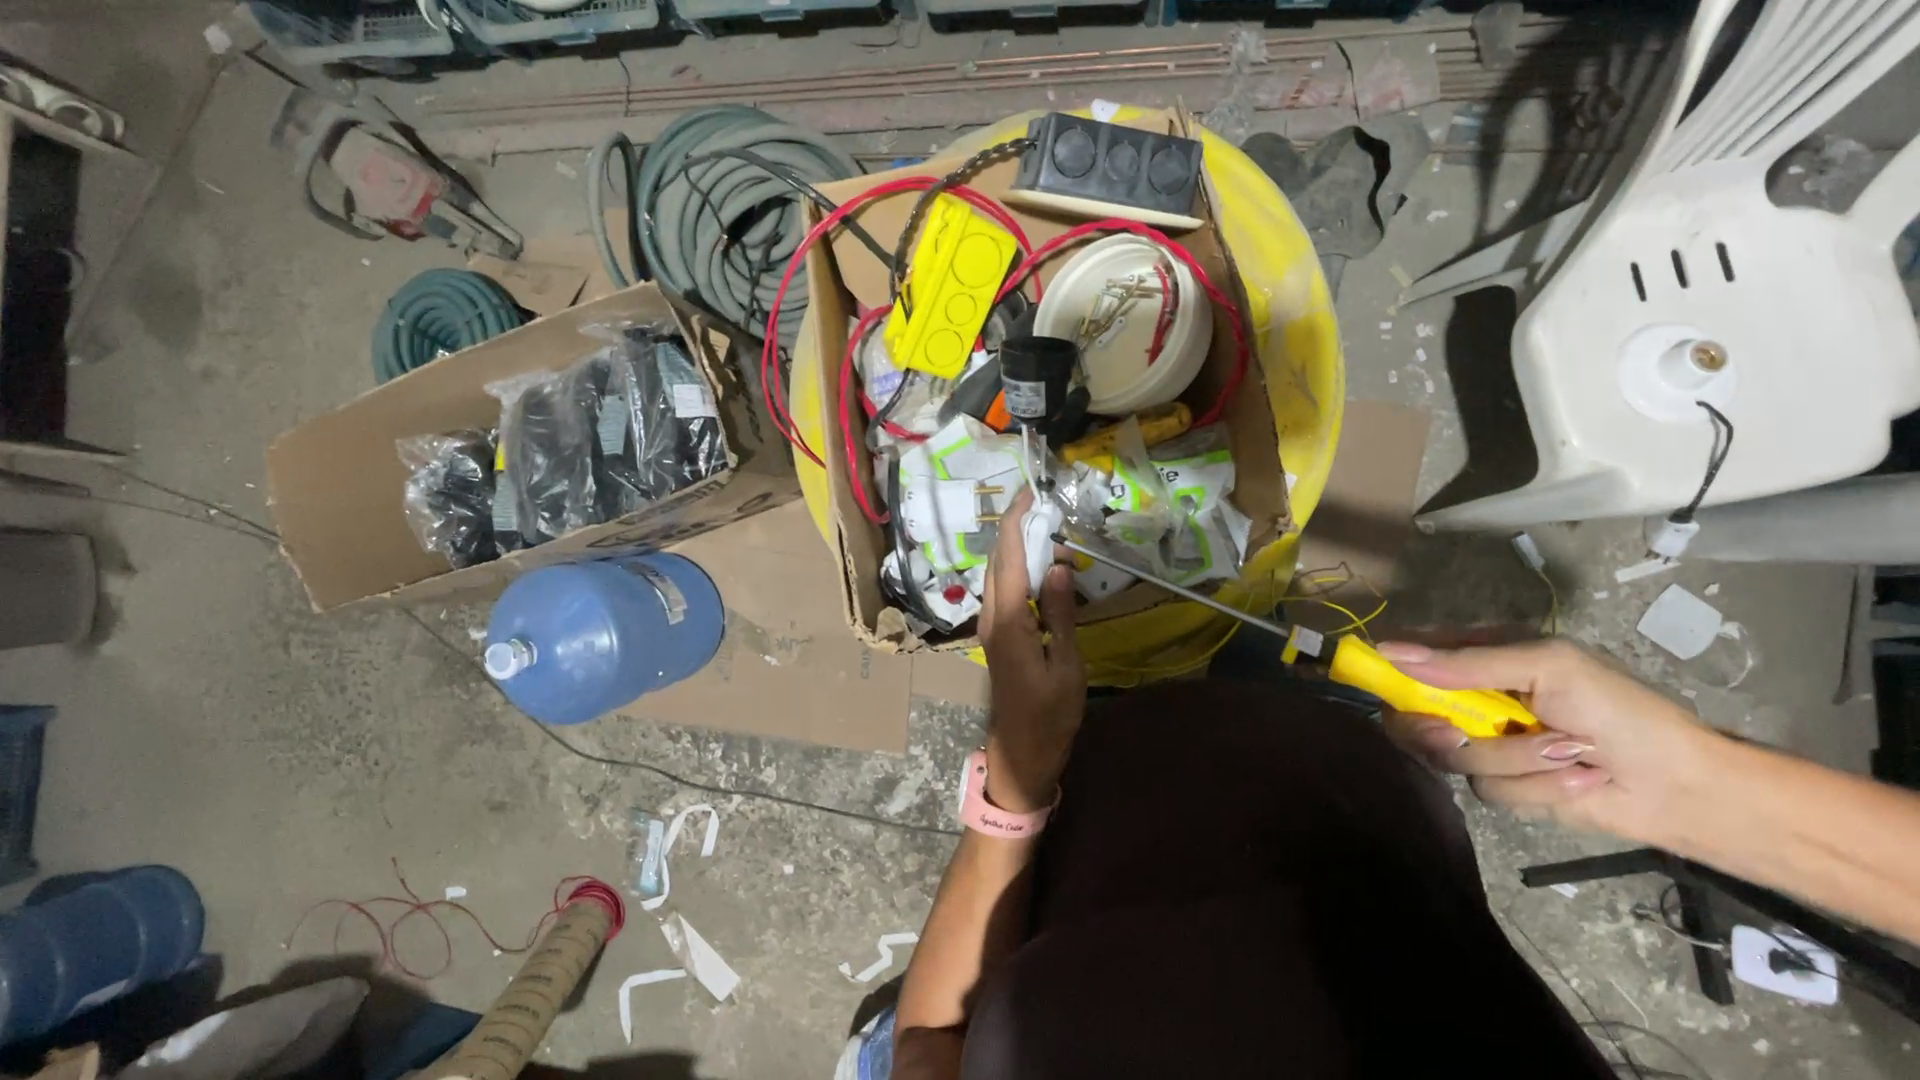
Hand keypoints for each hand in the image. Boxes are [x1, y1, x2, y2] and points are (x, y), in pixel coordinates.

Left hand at [978, 490, 1084, 812]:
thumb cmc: (1049, 715)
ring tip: (1050, 536)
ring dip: (1019, 550)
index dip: (1018, 522)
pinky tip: (1042, 572)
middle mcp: (992, 617)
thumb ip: (1061, 613)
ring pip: (999, 575)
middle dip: (1017, 528)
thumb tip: (1061, 565)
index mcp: (1009, 620)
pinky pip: (1004, 592)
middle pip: (999, 561)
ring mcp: (991, 628)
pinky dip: (1020, 572)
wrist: (1021, 754)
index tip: (1030, 492)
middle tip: (1045, 506)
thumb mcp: (1067, 665)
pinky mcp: (997, 638)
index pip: (1010, 558)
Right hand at [1376, 639, 1724, 843]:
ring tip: (1568, 755)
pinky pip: (1488, 791)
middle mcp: (1477, 702)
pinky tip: (1577, 782)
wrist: (1682, 785)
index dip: (1390, 669)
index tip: (1376, 681)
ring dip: (1513, 759)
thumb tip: (1389, 652)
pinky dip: (1537, 787)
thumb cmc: (1619, 710)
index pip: (1416, 658)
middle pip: (1410, 715)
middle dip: (1434, 728)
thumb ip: (1467, 663)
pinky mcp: (1507, 788)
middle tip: (1454, 733)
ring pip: (1450, 757)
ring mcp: (1489, 746)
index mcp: (1486, 660)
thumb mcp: (1545, 666)